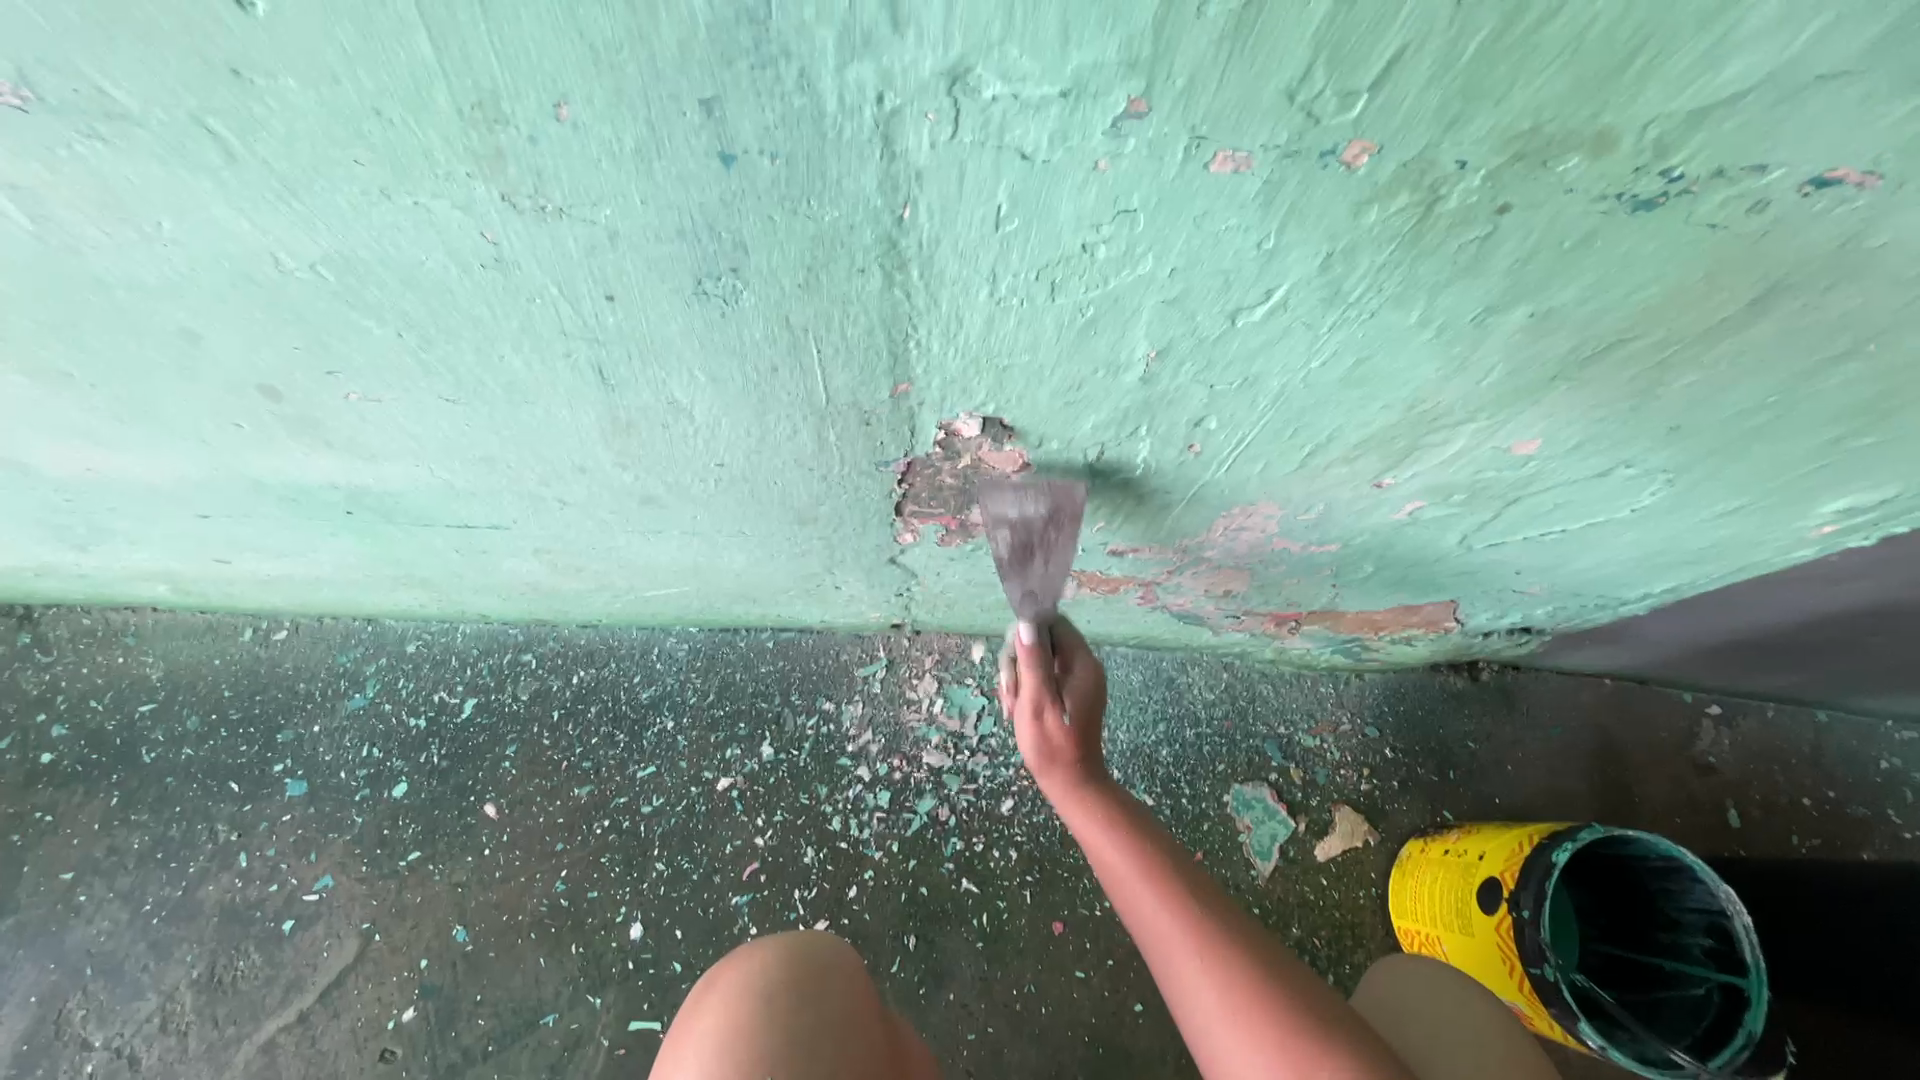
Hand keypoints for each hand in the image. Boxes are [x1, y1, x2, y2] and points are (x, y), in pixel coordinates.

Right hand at [997, 616, 1108, 798]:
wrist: (1070, 783)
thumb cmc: (1052, 743)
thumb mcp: (1037, 699)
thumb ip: (1032, 659)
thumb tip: (1026, 623)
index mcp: (1081, 663)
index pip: (1054, 625)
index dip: (1029, 634)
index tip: (1013, 657)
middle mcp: (1082, 666)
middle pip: (1043, 642)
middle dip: (1019, 663)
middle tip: (1011, 693)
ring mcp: (1076, 682)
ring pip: (1038, 661)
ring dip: (1019, 680)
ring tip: (1013, 708)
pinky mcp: (1068, 695)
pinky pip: (1042, 679)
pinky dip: (1027, 691)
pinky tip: (1018, 711)